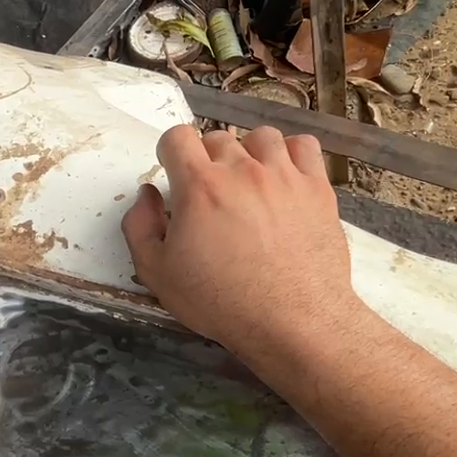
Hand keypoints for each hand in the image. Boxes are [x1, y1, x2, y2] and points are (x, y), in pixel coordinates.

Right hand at [121, 125, 362, 359]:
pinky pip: (302, 146)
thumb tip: (146, 196)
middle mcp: (242, 170)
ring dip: (247, 152)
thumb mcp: (156, 272)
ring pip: (260, 137)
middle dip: (205, 158)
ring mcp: (284, 175)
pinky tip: (280, 176)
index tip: (173, 173)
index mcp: (198, 187)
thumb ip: (139, 226)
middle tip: (207, 192)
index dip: (169, 152)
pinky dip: (288, 153)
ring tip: (245, 181)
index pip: (177, 137)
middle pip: (217, 137)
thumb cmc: (218, 300)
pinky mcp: (316, 187)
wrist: (289, 319)